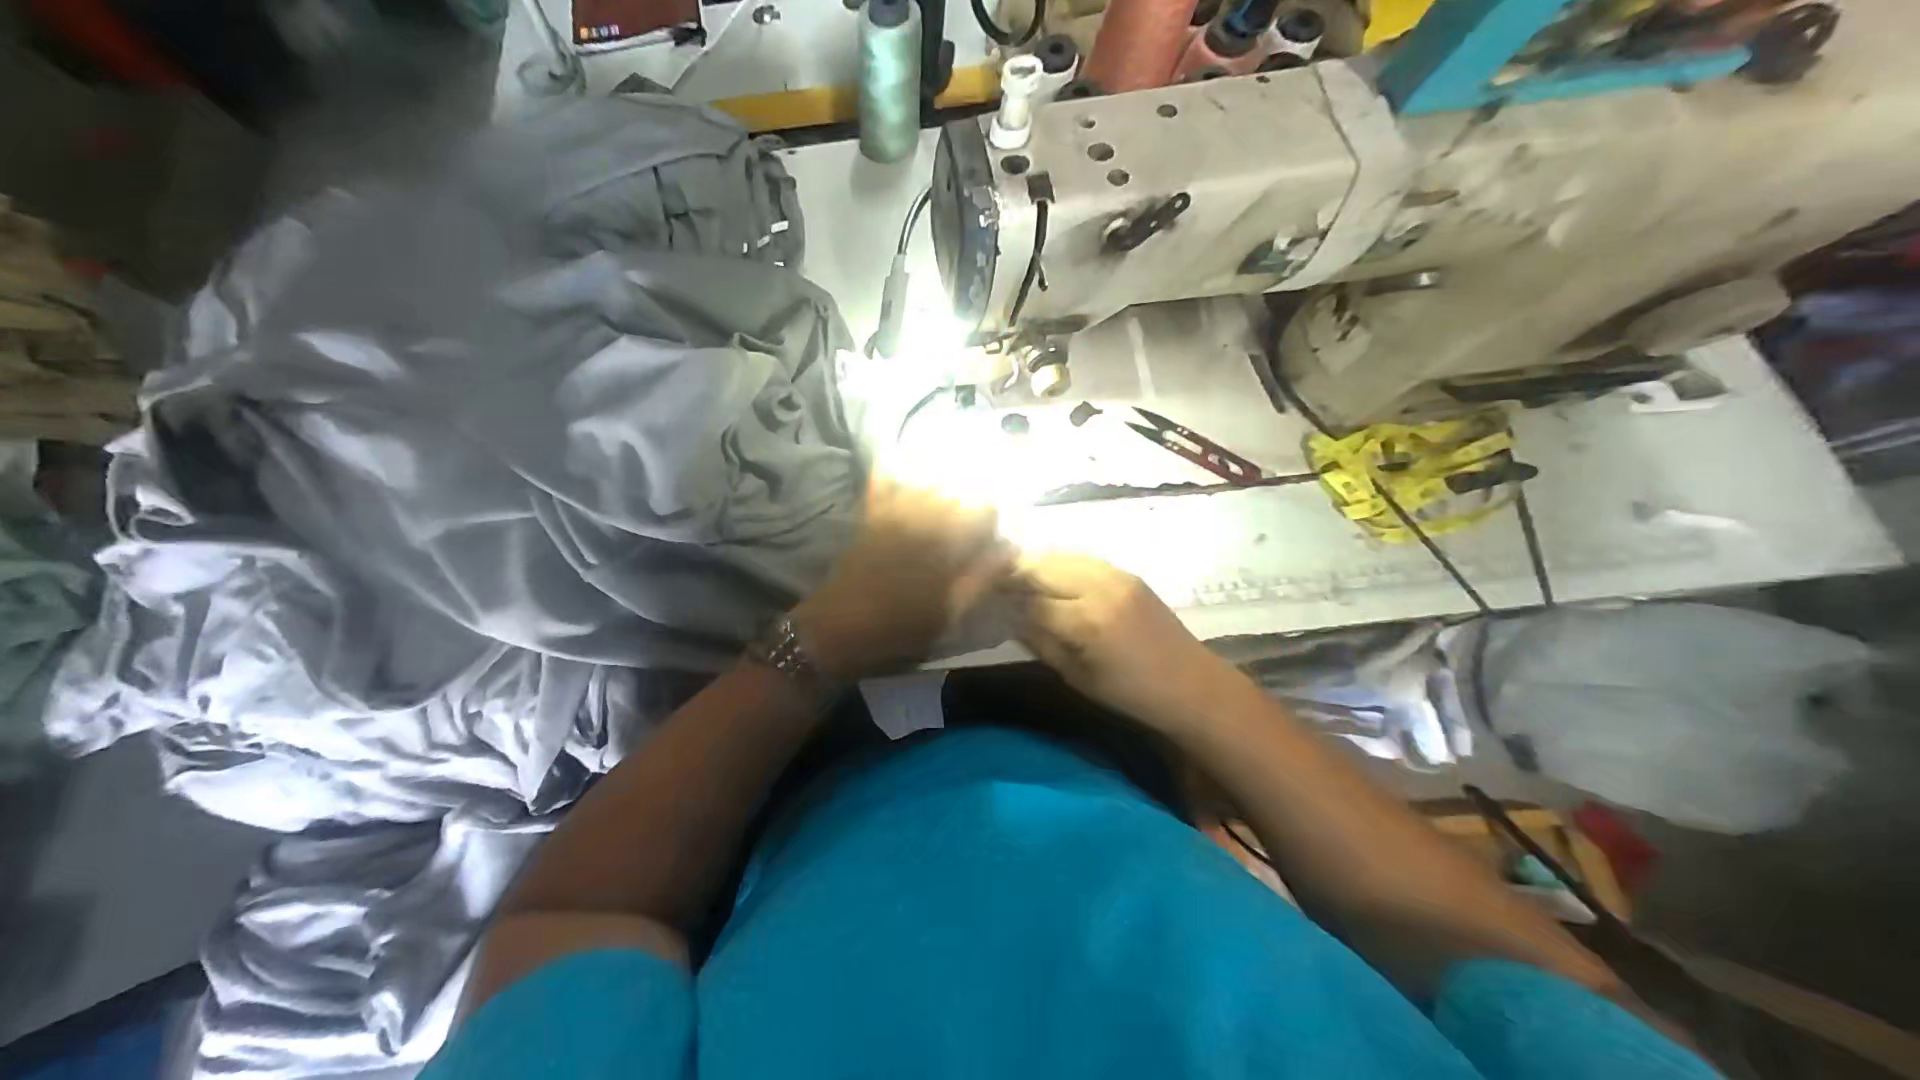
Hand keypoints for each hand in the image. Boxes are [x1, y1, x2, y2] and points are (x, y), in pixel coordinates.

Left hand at [790, 477, 1011, 679]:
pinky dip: (890, 470)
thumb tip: (1011, 548)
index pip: (984, 511)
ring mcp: (894, 514)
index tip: (993, 535)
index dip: (993, 520)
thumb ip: (983, 577)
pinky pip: (881, 483)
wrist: (842, 626)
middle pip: (957, 492)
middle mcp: (924, 518)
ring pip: (925, 483)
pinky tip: (898, 460)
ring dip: (941, 482)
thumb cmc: (902, 625)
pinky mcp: (870, 517)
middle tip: (975, 514)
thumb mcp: (951, 611)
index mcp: (948, 541)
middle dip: (970, 498)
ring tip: (951, 487)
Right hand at [1011, 554, 1242, 727]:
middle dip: (1012, 574)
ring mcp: (1116, 575)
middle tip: (991, 586)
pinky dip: (1059, 565)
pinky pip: (1082, 559)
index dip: (1000, 601)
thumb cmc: (1130, 694)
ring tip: (1015, 579)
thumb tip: (1005, 616)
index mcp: (1086, 622)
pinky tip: (1049, 579)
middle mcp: (1099, 588)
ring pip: (1060, 556)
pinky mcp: (1127, 573)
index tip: (979, 603)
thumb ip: (1038, 641)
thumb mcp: (1075, 676)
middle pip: (1041, 567)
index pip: (1028, 601)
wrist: (1191, 684)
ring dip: (1034, 565)